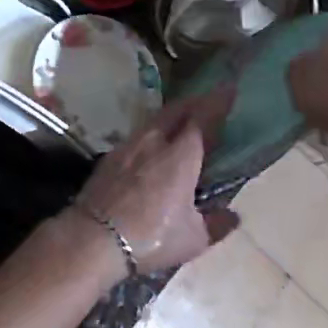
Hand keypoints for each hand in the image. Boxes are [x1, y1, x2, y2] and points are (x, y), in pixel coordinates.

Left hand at [71, 86, 239, 274]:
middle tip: (207, 102)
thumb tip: (233, 215)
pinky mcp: (110, 157)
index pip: (203, 117)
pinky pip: (138, 135)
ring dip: (171, 116)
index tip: (229, 88)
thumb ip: (216, 224)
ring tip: (181, 123)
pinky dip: (152, 134)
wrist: (94, 239)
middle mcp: (155, 141)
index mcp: (180, 155)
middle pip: (176, 110)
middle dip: (194, 102)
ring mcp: (129, 146)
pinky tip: (153, 147)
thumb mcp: (193, 239)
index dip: (217, 101)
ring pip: (155, 121)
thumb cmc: (151, 238)